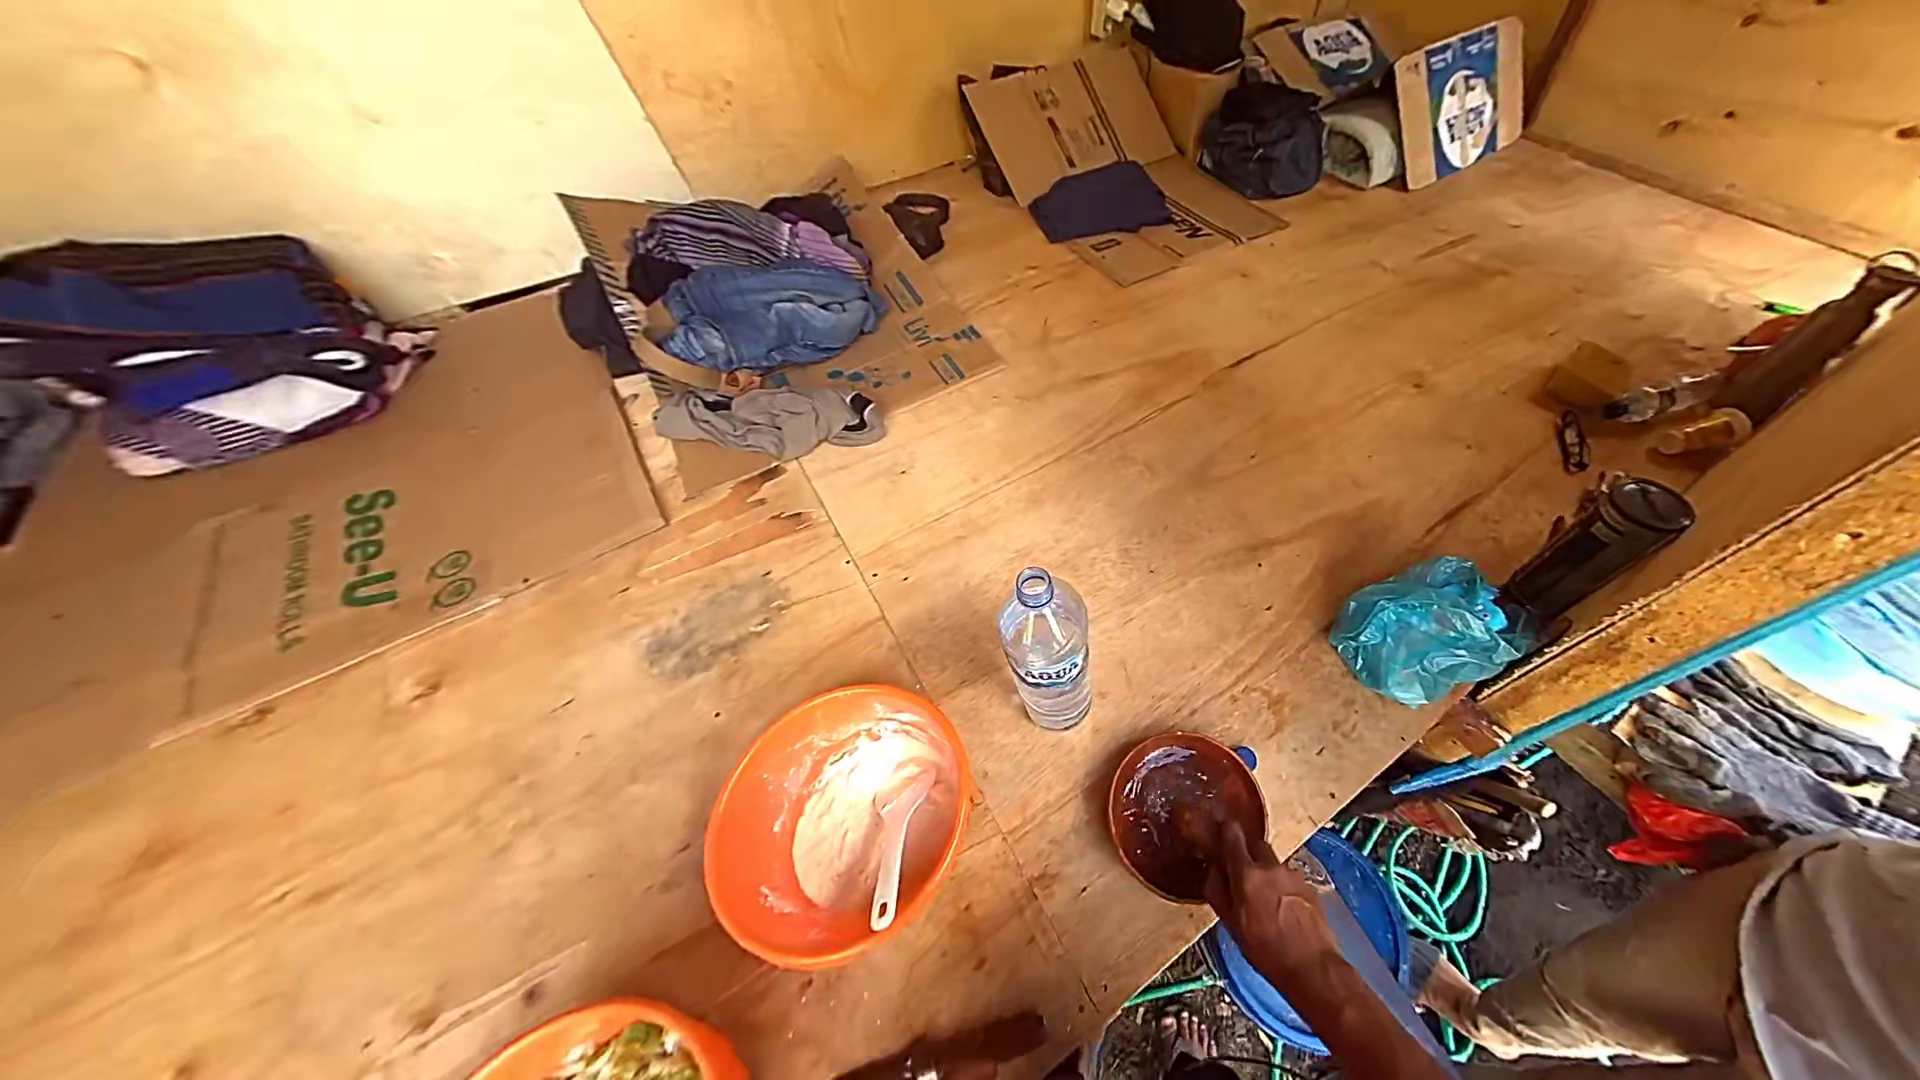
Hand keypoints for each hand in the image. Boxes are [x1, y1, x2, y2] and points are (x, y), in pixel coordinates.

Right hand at [1203, 821, 1339, 980]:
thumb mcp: (1230, 924)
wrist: (1315, 970)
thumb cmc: (1266, 951)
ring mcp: (1293, 876)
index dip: (1225, 830)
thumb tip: (1212, 870)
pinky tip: (1282, 907)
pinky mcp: (1310, 887)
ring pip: (1272, 862)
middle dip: (1246, 851)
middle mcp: (1270, 867)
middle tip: (1240, 870)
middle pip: (1254, 844)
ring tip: (1263, 896)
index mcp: (1246, 874)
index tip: (1221, 831)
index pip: (1231, 834)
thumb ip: (1217, 890)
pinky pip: (1288, 877)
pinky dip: (1281, 884)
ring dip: (1264, 870)